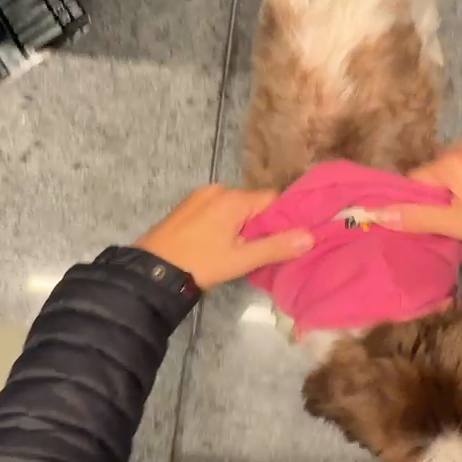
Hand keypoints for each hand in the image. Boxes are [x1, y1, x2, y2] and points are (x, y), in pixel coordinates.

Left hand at [135, 185, 313, 289]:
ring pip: (235, 208)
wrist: (151, 272)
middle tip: (259, 252)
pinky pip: (217, 211)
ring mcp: (199, 196)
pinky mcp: (187, 207)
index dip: (284, 220)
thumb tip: (311, 236)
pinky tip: (218, 246)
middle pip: (254, 204)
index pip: (273, 200)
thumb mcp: (241, 260)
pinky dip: (224, 225)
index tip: (286, 241)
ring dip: (242, 227)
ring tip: (237, 253)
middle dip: (261, 225)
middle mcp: (218, 190)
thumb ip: (276, 247)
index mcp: (234, 199)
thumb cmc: (199, 264)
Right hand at [377, 139, 461, 248]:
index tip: (426, 222)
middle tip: (450, 221)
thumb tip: (376, 213)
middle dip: (435, 198)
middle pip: (432, 175)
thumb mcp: (455, 224)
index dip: (415, 203)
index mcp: (451, 161)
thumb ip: (415, 218)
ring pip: (451, 173)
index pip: (414, 181)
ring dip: (452, 193)